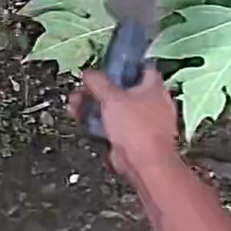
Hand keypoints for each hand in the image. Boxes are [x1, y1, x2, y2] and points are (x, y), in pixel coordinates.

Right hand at [70, 68, 180, 185]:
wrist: (144, 162)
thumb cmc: (134, 126)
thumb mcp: (111, 96)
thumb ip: (97, 81)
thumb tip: (88, 73)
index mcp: (154, 89)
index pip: (142, 70)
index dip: (123, 68)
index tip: (105, 70)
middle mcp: (152, 103)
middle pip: (121, 90)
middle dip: (97, 90)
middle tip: (81, 92)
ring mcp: (143, 121)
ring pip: (114, 107)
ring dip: (93, 106)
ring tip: (75, 108)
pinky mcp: (133, 136)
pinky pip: (113, 123)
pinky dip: (99, 122)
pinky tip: (83, 122)